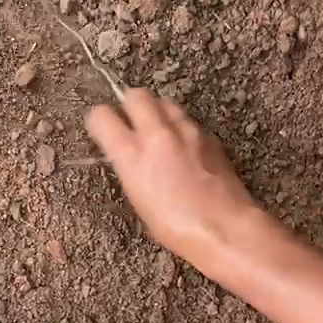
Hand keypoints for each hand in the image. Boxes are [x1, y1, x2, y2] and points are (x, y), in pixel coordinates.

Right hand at [85, 89, 265, 268]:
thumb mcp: (139, 200)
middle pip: (136, 95)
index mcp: (131, 155)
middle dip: (130, 105)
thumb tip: (129, 157)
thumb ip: (131, 169)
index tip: (102, 128)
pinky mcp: (209, 136)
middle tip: (131, 121)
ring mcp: (186, 132)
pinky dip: (180, 127)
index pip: (102, 116)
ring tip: (159, 130)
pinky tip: (184, 147)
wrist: (224, 228)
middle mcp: (157, 135)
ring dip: (157, 111)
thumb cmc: (176, 227)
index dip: (99, 120)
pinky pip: (188, 120)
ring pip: (165, 102)